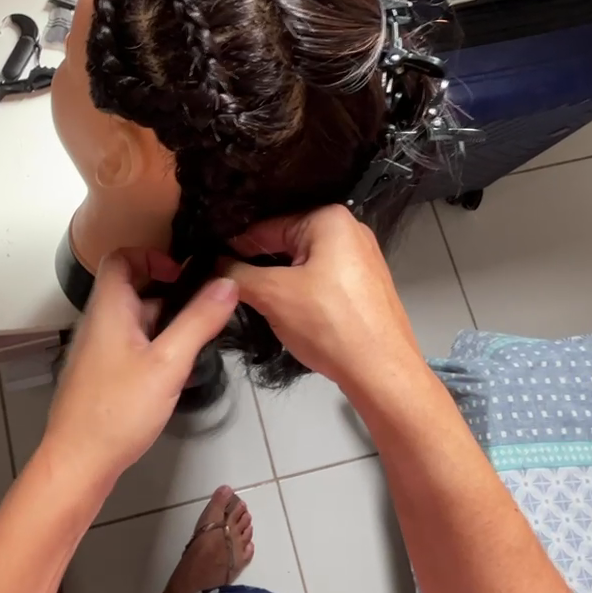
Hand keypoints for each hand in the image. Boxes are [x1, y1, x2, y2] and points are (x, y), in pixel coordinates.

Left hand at [41, 249, 239, 483]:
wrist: (78, 463)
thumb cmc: (119, 410)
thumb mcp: (169, 362)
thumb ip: (199, 320)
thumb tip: (227, 282)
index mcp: (109, 308)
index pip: (121, 257)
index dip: (152, 256)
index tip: (183, 276)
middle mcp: (99, 322)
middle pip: (133, 288)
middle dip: (170, 294)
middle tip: (203, 311)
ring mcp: (99, 349)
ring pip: (136, 319)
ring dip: (166, 323)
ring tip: (197, 343)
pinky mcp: (103, 374)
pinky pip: (132, 344)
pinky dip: (155, 346)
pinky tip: (175, 371)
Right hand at [223, 205, 424, 394]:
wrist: (382, 374)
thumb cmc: (329, 325)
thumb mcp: (272, 295)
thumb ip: (235, 274)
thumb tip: (209, 265)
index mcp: (329, 218)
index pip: (265, 226)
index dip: (233, 248)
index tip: (209, 268)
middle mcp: (348, 230)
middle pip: (283, 242)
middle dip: (257, 266)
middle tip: (228, 289)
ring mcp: (360, 258)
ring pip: (300, 263)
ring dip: (276, 282)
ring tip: (252, 303)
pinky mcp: (363, 285)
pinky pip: (319, 279)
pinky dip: (298, 293)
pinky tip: (285, 313)